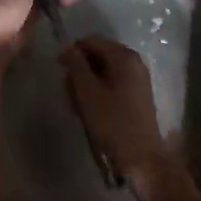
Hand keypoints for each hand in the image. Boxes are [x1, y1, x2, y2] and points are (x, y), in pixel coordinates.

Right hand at [61, 36, 200, 200]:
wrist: (142, 159)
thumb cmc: (112, 123)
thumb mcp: (87, 92)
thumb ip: (75, 65)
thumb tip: (66, 45)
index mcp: (123, 56)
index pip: (91, 41)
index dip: (72, 52)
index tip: (58, 69)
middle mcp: (133, 62)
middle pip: (97, 55)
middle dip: (79, 72)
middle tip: (68, 93)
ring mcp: (137, 79)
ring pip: (102, 72)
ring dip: (86, 85)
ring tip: (77, 107)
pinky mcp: (136, 95)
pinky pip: (111, 84)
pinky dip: (97, 93)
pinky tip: (89, 111)